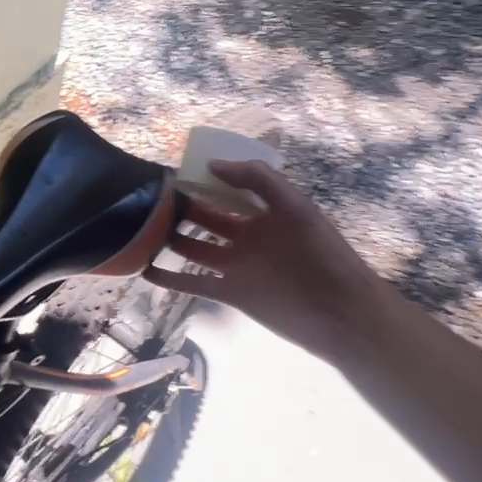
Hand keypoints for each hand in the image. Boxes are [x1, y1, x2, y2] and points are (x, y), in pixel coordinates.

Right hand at [144, 159, 392, 364]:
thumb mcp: (297, 208)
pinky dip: (167, 278)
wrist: (346, 315)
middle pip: (203, 219)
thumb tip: (212, 165)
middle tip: (145, 197)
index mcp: (262, 217)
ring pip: (192, 248)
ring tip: (136, 227)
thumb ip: (259, 180)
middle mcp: (245, 239)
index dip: (201, 182)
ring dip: (167, 238)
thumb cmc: (324, 256)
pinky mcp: (229, 293)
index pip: (225, 193)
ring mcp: (235, 267)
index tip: (171, 173)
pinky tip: (142, 269)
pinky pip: (191, 283)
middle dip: (178, 208)